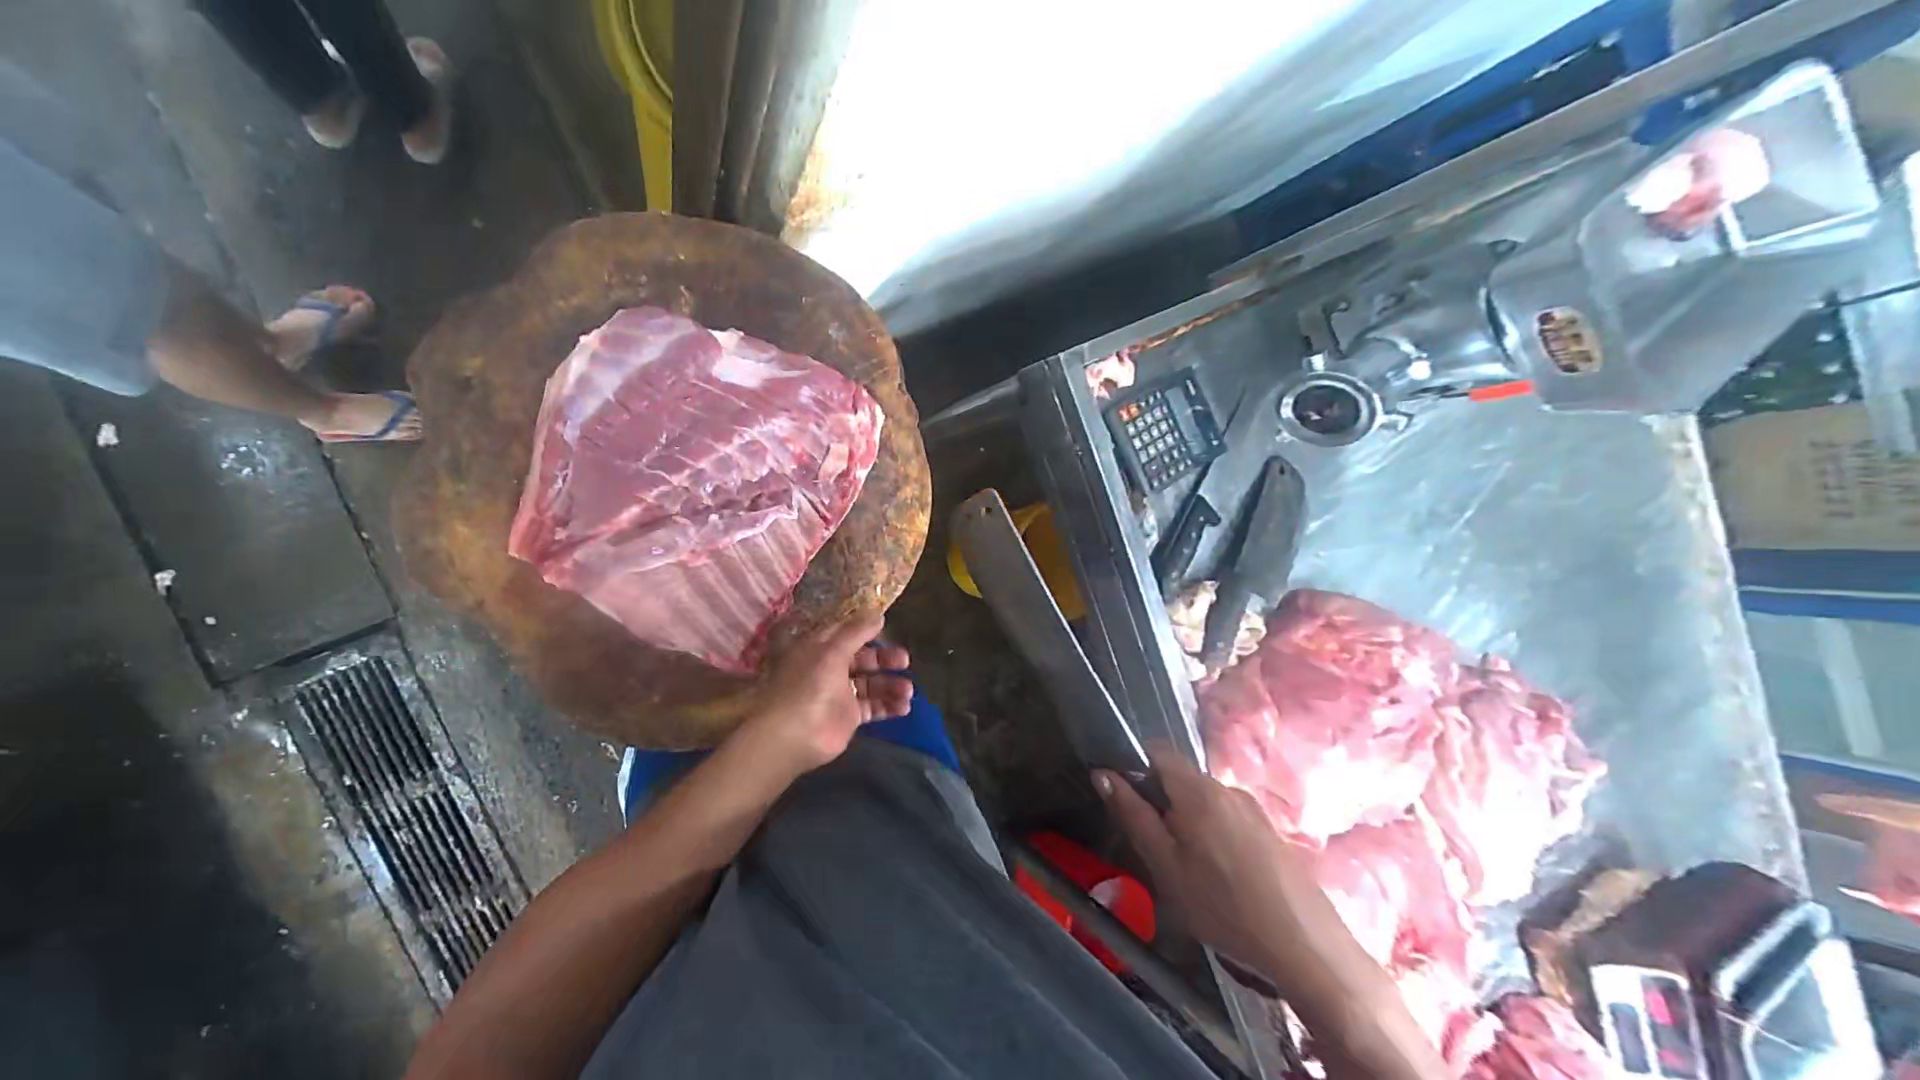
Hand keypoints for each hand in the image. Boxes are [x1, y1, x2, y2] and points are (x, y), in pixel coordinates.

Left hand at [736, 614, 912, 777]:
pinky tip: (904, 707)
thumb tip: (879, 614)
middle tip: (905, 661)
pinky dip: (889, 706)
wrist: (794, 734)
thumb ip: (857, 632)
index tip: (888, 630)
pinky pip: (873, 707)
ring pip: (871, 684)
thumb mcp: (832, 650)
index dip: (866, 630)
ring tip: (908, 691)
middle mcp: (829, 668)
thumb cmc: (810, 685)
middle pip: (863, 659)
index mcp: (820, 648)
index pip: (846, 634)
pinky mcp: (848, 717)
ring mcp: (839, 694)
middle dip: (885, 659)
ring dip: (891, 685)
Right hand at [1096, 742, 1349, 981]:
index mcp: (1198, 788)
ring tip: (1187, 868)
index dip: (1134, 765)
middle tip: (1154, 846)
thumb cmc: (1222, 905)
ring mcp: (1255, 809)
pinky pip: (1229, 819)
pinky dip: (1214, 835)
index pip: (1157, 750)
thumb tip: (1102, 773)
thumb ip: (1133, 814)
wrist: (1305, 946)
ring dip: (1188, 821)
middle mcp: (1228, 787)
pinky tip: (1220, 876)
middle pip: (1182, 778)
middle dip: (1162, 801)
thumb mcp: (1165, 864)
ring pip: (1206, 801)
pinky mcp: (1272, 832)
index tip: (1124, 799)